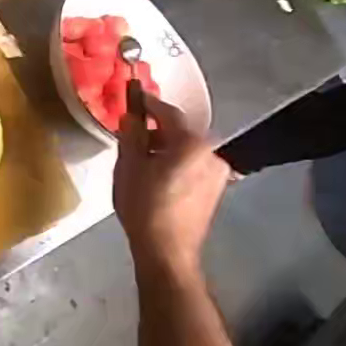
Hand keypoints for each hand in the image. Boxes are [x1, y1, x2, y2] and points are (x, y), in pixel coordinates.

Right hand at [113, 93, 231, 268]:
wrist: (167, 252)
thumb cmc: (145, 206)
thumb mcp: (129, 166)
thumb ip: (131, 136)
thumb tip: (131, 117)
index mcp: (192, 143)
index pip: (168, 113)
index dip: (148, 103)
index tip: (134, 94)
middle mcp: (211, 153)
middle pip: (180, 132)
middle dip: (156, 130)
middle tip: (132, 134)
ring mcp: (217, 174)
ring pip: (187, 150)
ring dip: (165, 149)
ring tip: (141, 160)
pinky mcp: (215, 191)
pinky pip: (192, 166)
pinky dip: (175, 164)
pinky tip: (156, 177)